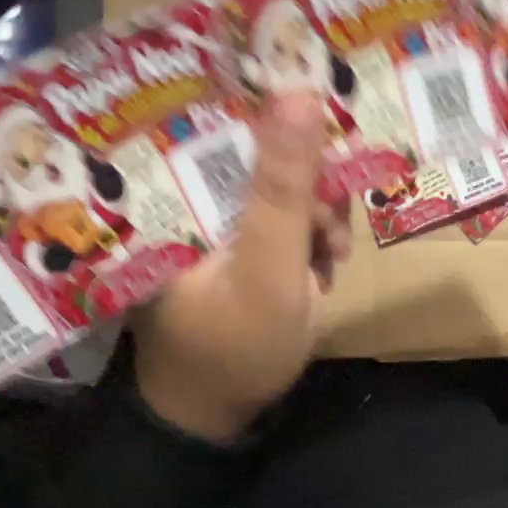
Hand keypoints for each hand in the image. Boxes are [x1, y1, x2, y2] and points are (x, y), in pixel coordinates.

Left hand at [131, 96, 352, 441]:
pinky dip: (309, 242)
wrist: (216, 416)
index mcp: (171, 190)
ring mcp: (208, 225)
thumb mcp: (269, 268)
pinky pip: (279, 223)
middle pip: (258, 154)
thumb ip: (285, 190)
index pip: (224, 117)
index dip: (279, 109)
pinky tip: (323, 268)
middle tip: (336, 220)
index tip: (329, 110)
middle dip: (313, 185)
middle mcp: (184, 197)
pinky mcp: (229, 249)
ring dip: (318, 219)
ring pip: (277, 191)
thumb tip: (299, 91)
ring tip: (333, 256)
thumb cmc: (235, 347)